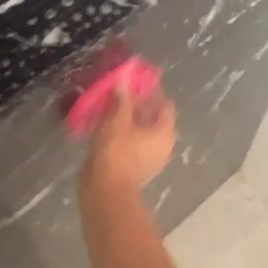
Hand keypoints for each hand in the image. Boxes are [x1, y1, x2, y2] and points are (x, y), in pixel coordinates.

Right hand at [81, 80, 176, 198]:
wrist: (104, 191)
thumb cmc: (117, 151)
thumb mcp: (117, 119)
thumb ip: (122, 98)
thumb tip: (125, 77)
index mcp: (165, 132)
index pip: (164, 104)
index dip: (150, 90)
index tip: (134, 80)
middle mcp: (161, 145)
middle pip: (151, 117)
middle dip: (135, 103)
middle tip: (117, 89)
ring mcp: (146, 158)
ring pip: (137, 130)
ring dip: (124, 117)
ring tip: (106, 104)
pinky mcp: (131, 167)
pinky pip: (127, 142)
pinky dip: (117, 132)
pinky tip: (101, 123)